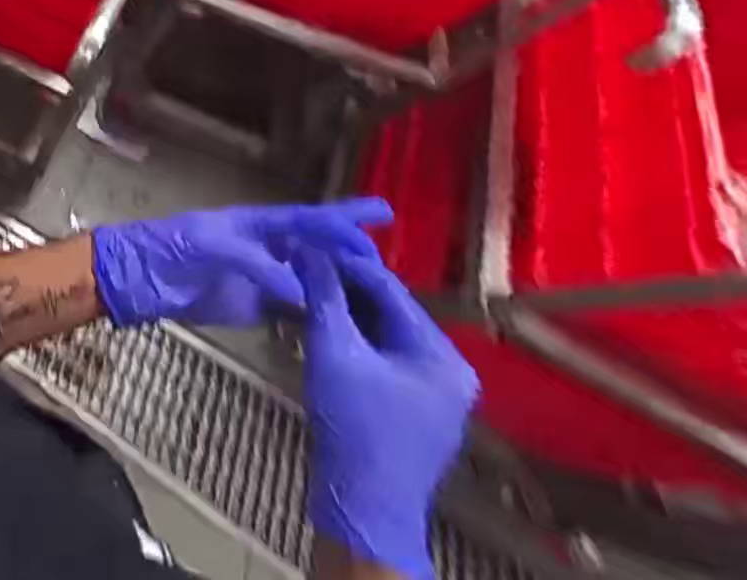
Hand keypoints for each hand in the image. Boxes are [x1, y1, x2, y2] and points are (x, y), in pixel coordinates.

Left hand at [90, 199, 390, 327]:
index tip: (382, 214)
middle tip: (392, 266)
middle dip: (353, 253)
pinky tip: (347, 326)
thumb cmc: (172, 248)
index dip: (344, 216)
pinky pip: (295, 309)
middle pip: (318, 249)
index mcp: (256, 224)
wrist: (141, 277)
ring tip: (384, 298)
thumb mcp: (212, 245)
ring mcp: (262, 278)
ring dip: (342, 286)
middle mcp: (266, 248)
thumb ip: (258, 265)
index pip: (307, 218)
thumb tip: (304, 293)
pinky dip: (319, 315)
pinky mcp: (254, 306)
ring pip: (312, 280)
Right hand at [292, 249, 479, 579]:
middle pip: (387, 310)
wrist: (363, 505)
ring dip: (343, 309)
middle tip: (299, 264)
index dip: (345, 261)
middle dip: (342, 285)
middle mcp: (446, 368)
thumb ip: (323, 295)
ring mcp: (430, 391)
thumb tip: (308, 247)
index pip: (389, 289)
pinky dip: (349, 336)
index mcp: (440, 355)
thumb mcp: (333, 350)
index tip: (305, 242)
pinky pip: (378, 355)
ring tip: (302, 287)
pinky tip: (317, 324)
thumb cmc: (353, 423)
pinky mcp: (408, 406)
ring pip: (380, 332)